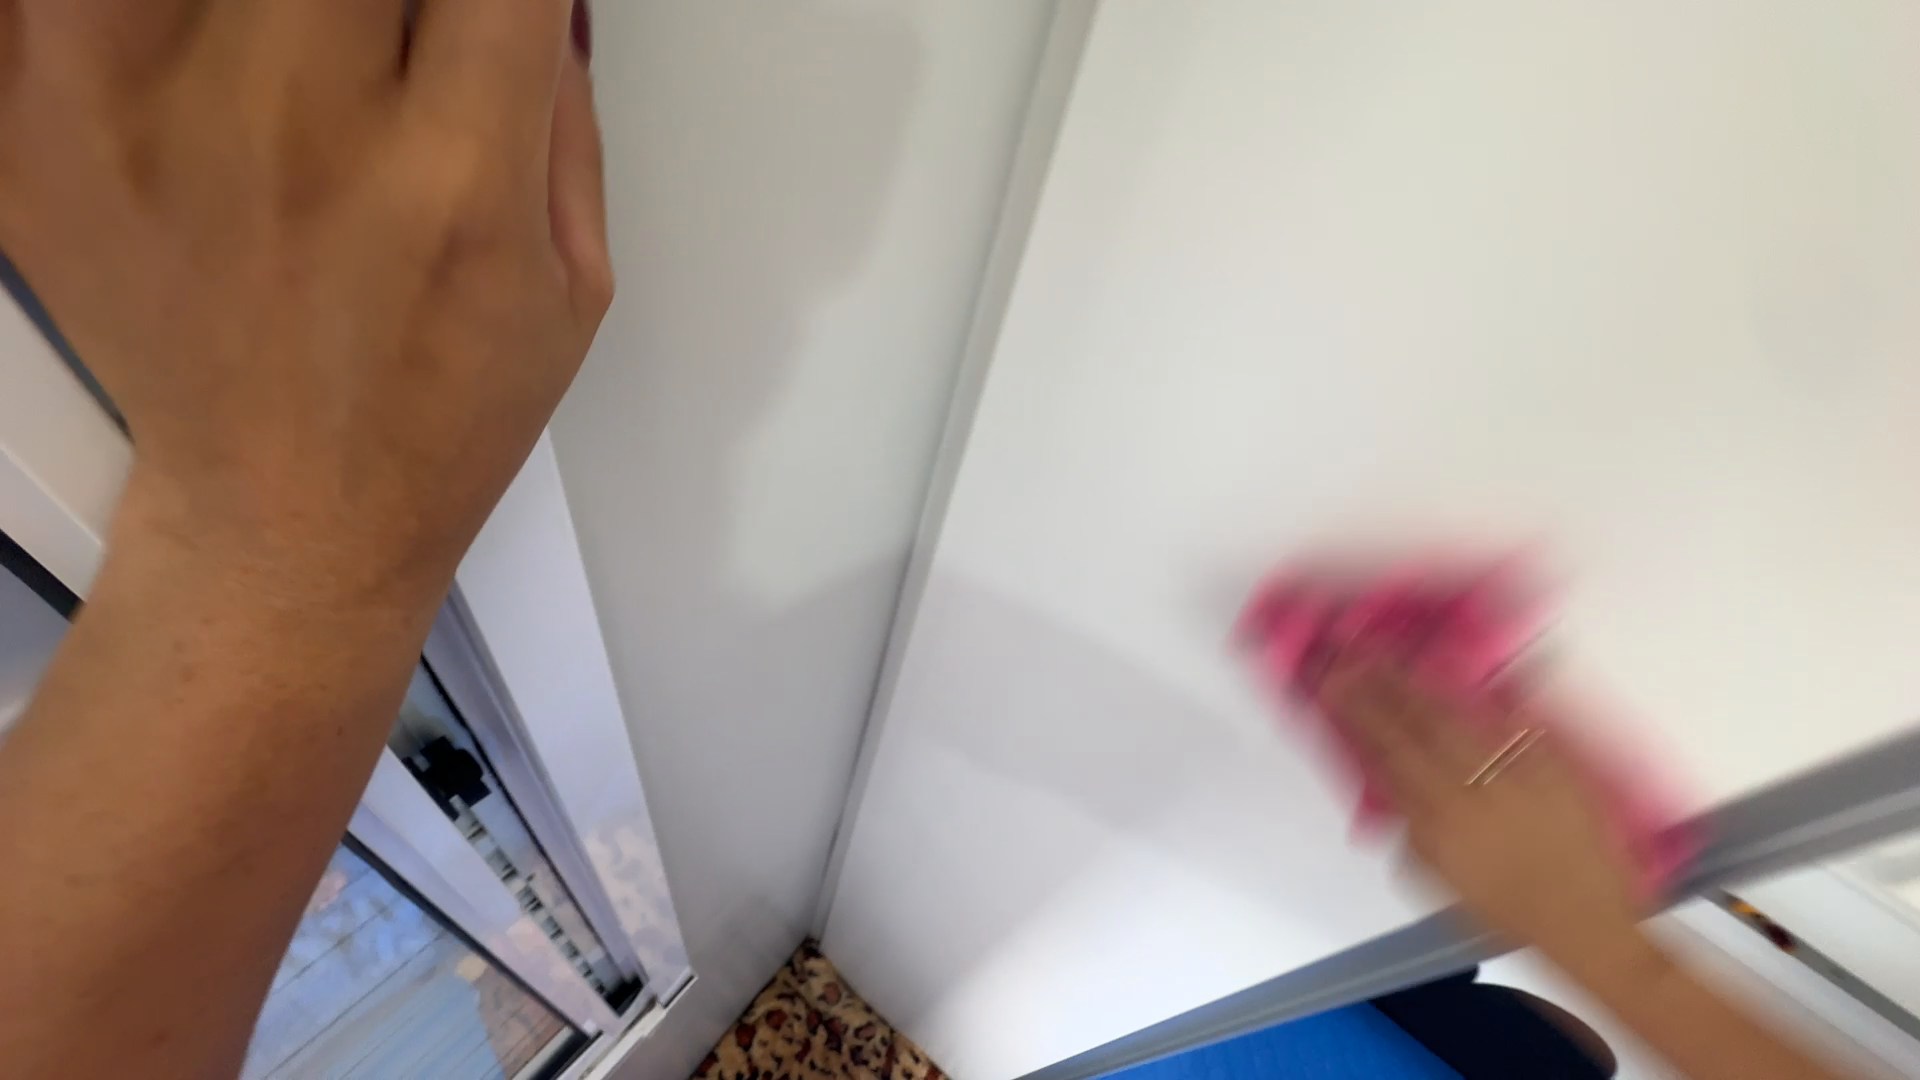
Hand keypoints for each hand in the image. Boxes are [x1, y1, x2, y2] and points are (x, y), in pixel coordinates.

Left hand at [0, 0, 605, 609]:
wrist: (303, 505)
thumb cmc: (455, 412)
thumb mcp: (573, 291)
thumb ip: (569, 136)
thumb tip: (551, 8)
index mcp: (459, 186)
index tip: (512, 9)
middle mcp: (302, 127)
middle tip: (421, 37)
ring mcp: (142, 103)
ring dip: (314, 7)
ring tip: (339, 61)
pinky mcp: (39, 108)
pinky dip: (182, 18)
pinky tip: (239, 58)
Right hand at [1320, 661, 1646, 967]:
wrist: (1584, 923)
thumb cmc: (1503, 905)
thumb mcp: (1435, 873)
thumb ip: (1407, 824)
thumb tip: (1384, 783)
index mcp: (1437, 819)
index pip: (1385, 751)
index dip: (1356, 713)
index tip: (1334, 686)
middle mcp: (1471, 792)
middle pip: (1415, 726)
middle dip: (1381, 688)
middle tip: (1356, 658)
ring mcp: (1515, 776)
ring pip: (1459, 718)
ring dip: (1422, 685)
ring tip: (1395, 659)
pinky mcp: (1554, 769)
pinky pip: (1513, 725)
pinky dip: (1484, 699)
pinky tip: (1459, 678)